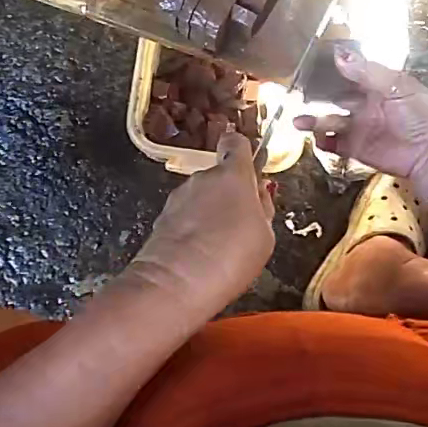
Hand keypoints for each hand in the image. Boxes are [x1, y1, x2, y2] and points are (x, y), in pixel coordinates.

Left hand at [130, 130, 275, 313]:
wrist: (176, 282)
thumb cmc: (231, 257)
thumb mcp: (266, 235)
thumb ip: (262, 207)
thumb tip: (258, 194)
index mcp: (232, 175)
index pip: (236, 144)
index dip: (243, 152)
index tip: (249, 169)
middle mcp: (202, 178)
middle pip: (219, 177)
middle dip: (228, 196)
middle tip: (240, 226)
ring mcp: (178, 197)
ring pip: (200, 198)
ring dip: (209, 214)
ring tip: (219, 247)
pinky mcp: (161, 217)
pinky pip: (184, 217)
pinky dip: (192, 229)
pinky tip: (199, 254)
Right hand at [294, 46, 427, 181]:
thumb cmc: (422, 114)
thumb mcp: (396, 86)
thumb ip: (365, 72)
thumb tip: (337, 54)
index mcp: (377, 87)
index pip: (350, 75)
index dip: (332, 71)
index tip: (311, 66)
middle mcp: (365, 106)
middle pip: (335, 99)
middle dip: (318, 97)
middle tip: (299, 95)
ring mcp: (360, 128)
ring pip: (330, 122)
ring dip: (314, 122)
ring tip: (299, 122)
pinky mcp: (356, 149)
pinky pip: (334, 145)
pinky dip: (323, 142)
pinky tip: (316, 139)